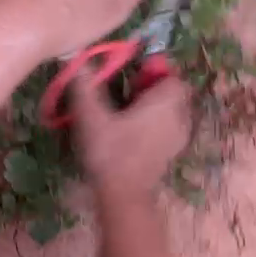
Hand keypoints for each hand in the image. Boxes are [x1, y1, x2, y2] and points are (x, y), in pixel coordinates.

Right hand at [71, 73, 191, 201]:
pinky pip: (167, 129)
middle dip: (151, 88)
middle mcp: (178, 117)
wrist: (123, 194)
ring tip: (125, 111)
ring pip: (170, 112)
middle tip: (124, 90)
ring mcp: (177, 138)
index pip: (172, 77)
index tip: (132, 73)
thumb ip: (85, 88)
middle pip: (172, 94)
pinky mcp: (170, 154)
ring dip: (152, 107)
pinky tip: (130, 133)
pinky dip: (153, 125)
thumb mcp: (91, 117)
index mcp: (164, 103)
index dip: (154, 71)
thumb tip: (77, 61)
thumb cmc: (110, 152)